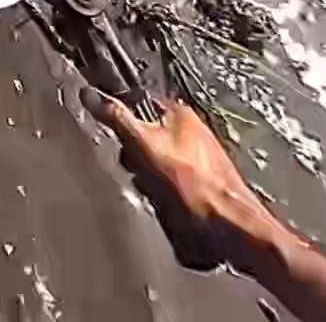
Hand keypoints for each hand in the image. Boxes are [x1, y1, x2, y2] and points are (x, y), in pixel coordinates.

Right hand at [81, 88, 280, 273]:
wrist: (237, 232)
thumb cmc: (194, 186)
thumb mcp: (145, 145)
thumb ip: (116, 117)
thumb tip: (88, 93)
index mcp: (179, 111)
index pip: (135, 105)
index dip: (124, 126)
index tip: (125, 145)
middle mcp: (192, 129)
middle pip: (145, 136)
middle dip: (138, 159)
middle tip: (144, 174)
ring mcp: (201, 156)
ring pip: (157, 161)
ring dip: (152, 179)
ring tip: (161, 194)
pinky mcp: (207, 182)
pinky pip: (174, 181)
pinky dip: (169, 193)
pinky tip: (174, 205)